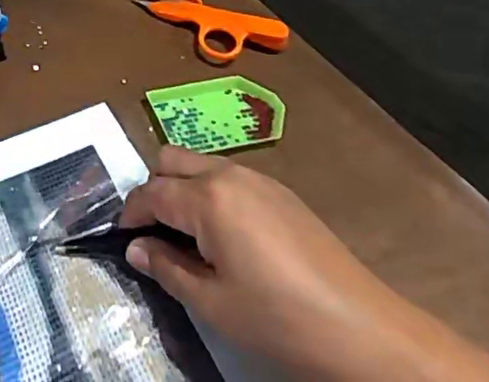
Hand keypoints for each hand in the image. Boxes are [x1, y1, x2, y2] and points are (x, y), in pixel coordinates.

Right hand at [120, 147, 488, 381]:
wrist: (364, 328)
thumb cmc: (279, 318)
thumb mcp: (214, 303)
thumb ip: (168, 269)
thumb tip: (135, 249)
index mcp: (207, 197)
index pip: (150, 193)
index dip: (131, 215)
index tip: (124, 239)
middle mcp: (228, 174)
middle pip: (170, 160)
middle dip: (154, 189)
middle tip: (156, 233)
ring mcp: (258, 179)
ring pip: (200, 164)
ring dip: (183, 188)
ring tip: (189, 236)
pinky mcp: (281, 192)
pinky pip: (229, 177)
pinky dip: (211, 193)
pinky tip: (226, 237)